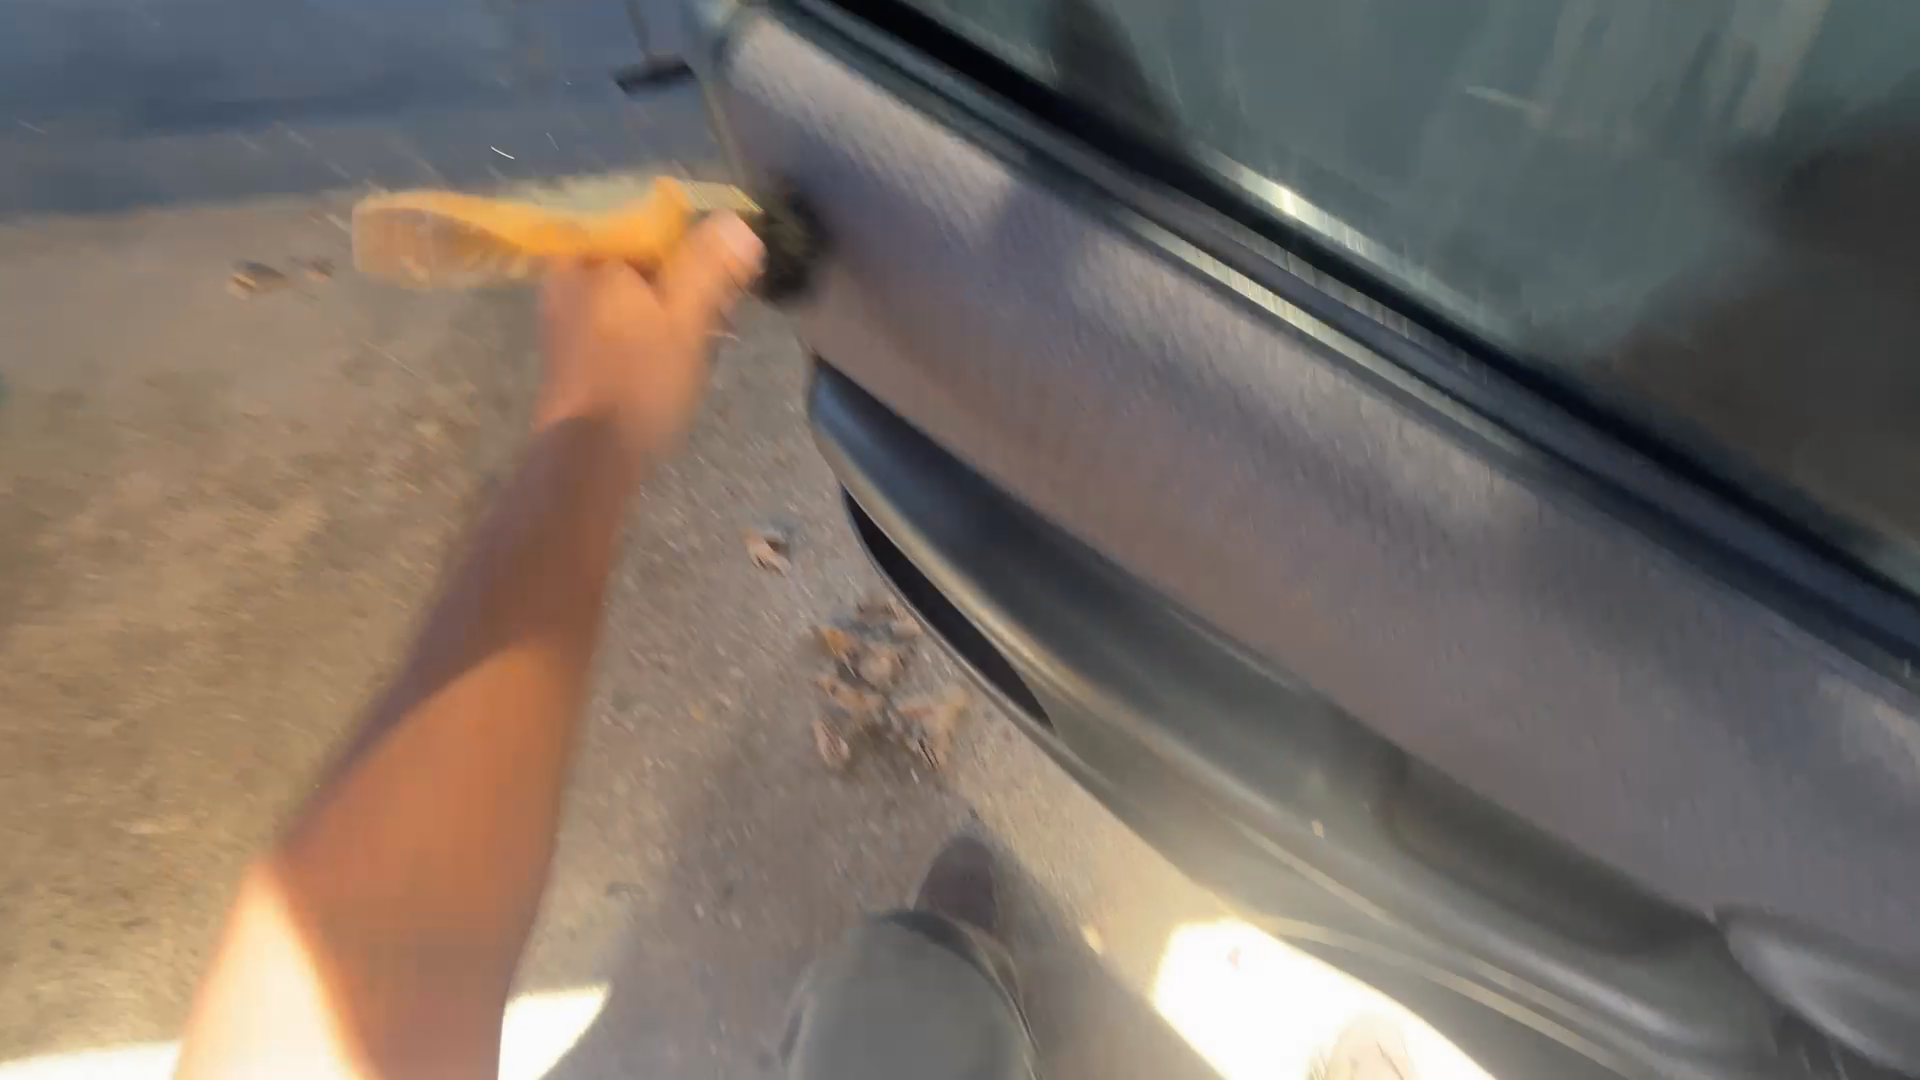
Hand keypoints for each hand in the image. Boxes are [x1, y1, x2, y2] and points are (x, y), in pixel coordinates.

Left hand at [535, 211, 764, 468]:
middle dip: (683, 287)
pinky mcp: (570, 348)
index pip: (654, 227)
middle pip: (644, 262)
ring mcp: (564, 313)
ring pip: (633, 294)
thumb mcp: (686, 320)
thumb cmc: (640, 382)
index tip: (723, 290)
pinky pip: (619, 321)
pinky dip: (648, 332)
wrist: (589, 454)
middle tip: (716, 322)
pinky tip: (669, 361)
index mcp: (595, 257)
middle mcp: (571, 275)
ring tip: (699, 345)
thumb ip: (710, 267)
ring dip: (671, 313)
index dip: (697, 254)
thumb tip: (739, 222)